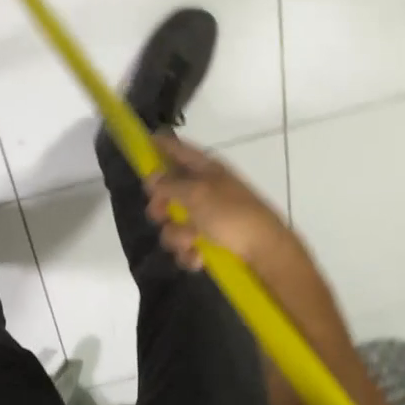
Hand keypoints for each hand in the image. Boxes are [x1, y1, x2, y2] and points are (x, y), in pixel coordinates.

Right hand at [144, 135, 297, 270]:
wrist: (264, 251)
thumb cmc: (232, 215)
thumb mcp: (198, 194)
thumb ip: (170, 184)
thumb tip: (151, 176)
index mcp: (205, 170)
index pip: (177, 149)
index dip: (158, 146)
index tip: (140, 149)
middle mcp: (204, 190)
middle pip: (167, 193)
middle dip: (161, 208)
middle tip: (162, 215)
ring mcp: (206, 218)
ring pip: (172, 224)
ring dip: (177, 236)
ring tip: (192, 243)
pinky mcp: (208, 242)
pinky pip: (185, 245)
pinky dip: (189, 253)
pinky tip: (198, 258)